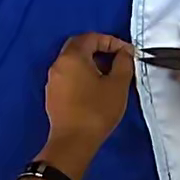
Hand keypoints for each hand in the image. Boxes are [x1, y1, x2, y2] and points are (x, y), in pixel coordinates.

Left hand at [39, 33, 134, 177]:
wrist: (73, 141)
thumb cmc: (97, 110)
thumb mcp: (117, 84)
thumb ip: (123, 63)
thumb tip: (124, 52)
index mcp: (72, 57)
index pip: (91, 37)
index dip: (111, 41)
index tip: (127, 53)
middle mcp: (58, 64)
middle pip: (78, 46)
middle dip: (99, 48)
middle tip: (117, 59)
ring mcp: (52, 79)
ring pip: (72, 61)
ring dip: (90, 61)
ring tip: (108, 74)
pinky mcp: (52, 93)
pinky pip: (67, 75)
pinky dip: (81, 73)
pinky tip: (94, 87)